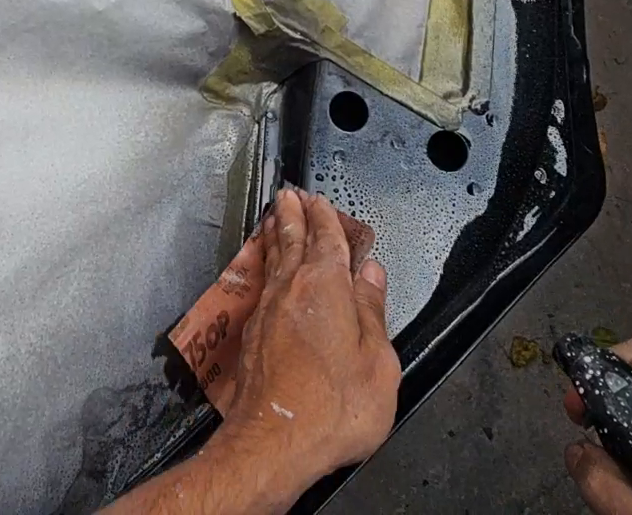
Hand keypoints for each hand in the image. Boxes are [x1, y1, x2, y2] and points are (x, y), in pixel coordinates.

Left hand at [212, 188, 400, 506]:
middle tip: (290, 194)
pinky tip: (266, 262)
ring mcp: (267, 305)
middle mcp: (292, 286)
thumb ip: (372, 310)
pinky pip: (262, 277)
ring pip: (272, 255)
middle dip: (293, 213)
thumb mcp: (378, 360)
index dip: (325, 218)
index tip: (321, 201)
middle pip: (292, 237)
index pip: (326, 238)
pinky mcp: (253, 327)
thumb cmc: (335, 406)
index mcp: (327, 285)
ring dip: (276, 230)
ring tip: (274, 215)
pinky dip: (266, 259)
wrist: (276, 437)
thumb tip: (370, 273)